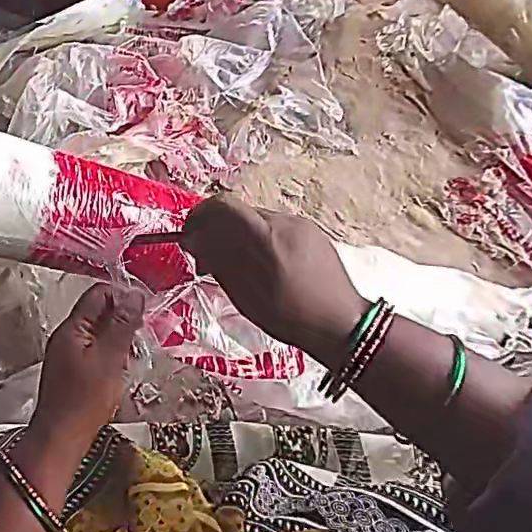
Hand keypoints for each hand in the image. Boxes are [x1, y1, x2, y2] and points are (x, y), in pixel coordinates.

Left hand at [32, 283, 144, 439]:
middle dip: (124, 316)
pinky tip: (125, 365)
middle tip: (147, 327)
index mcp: (71, 329)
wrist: (61, 439)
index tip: (145, 304)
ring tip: (139, 347)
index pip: (97, 294)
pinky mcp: (73, 372)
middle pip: (98, 312)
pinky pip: (96, 351)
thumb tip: (134, 295)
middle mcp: (66, 338)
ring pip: (98, 333)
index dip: (122, 294)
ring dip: (120, 336)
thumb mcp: (109, 359)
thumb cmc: (82, 402)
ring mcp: (68, 355)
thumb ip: (122, 325)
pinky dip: (112, 353)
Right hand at [180, 195, 366, 355]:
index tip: (189, 234)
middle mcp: (285, 222)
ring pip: (256, 220)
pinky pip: (276, 227)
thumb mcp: (243, 293)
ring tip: (235, 266)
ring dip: (238, 235)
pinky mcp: (312, 232)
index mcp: (266, 236)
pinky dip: (260, 239)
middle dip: (217, 230)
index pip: (223, 205)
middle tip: (207, 259)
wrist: (342, 326)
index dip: (199, 215)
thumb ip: (217, 260)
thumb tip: (194, 239)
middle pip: (239, 212)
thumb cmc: (289, 316)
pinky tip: (261, 265)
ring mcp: (301, 225)